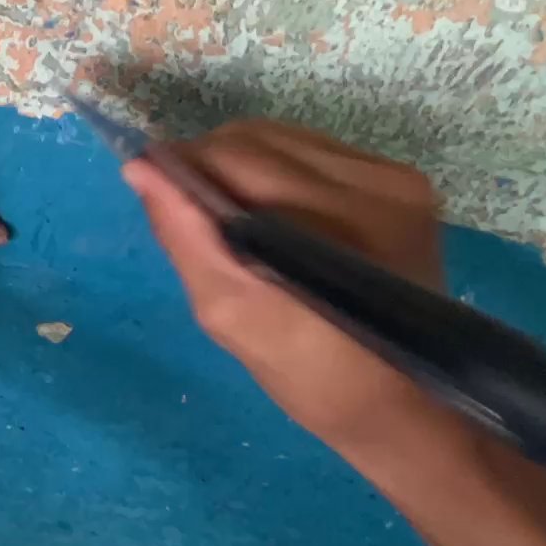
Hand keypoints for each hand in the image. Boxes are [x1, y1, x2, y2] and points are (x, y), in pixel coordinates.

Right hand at [122, 118, 443, 451]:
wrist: (406, 409)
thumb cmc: (310, 375)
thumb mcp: (229, 313)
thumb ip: (185, 234)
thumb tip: (140, 167)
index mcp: (338, 217)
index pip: (231, 153)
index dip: (183, 168)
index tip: (168, 205)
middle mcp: (374, 181)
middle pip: (253, 136)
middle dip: (209, 166)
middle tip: (200, 220)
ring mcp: (393, 176)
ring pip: (277, 136)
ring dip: (240, 166)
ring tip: (238, 220)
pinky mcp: (398, 181)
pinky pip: (307, 149)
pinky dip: (273, 170)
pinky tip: (275, 213)